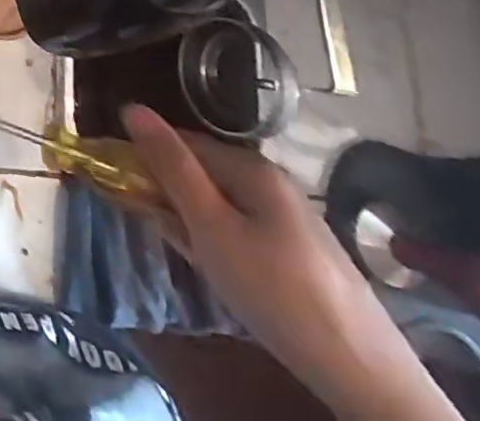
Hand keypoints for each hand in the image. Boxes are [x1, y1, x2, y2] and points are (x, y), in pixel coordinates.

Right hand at [123, 104, 460, 420]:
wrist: (362, 371)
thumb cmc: (272, 289)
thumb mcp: (209, 225)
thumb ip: (171, 166)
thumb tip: (133, 108)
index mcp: (251, 167)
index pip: (181, 141)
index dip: (145, 157)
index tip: (117, 183)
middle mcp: (272, 181)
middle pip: (200, 170)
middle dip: (168, 192)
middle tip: (154, 227)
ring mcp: (289, 216)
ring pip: (218, 202)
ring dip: (190, 219)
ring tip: (186, 253)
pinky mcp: (297, 248)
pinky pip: (240, 227)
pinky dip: (217, 239)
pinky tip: (218, 269)